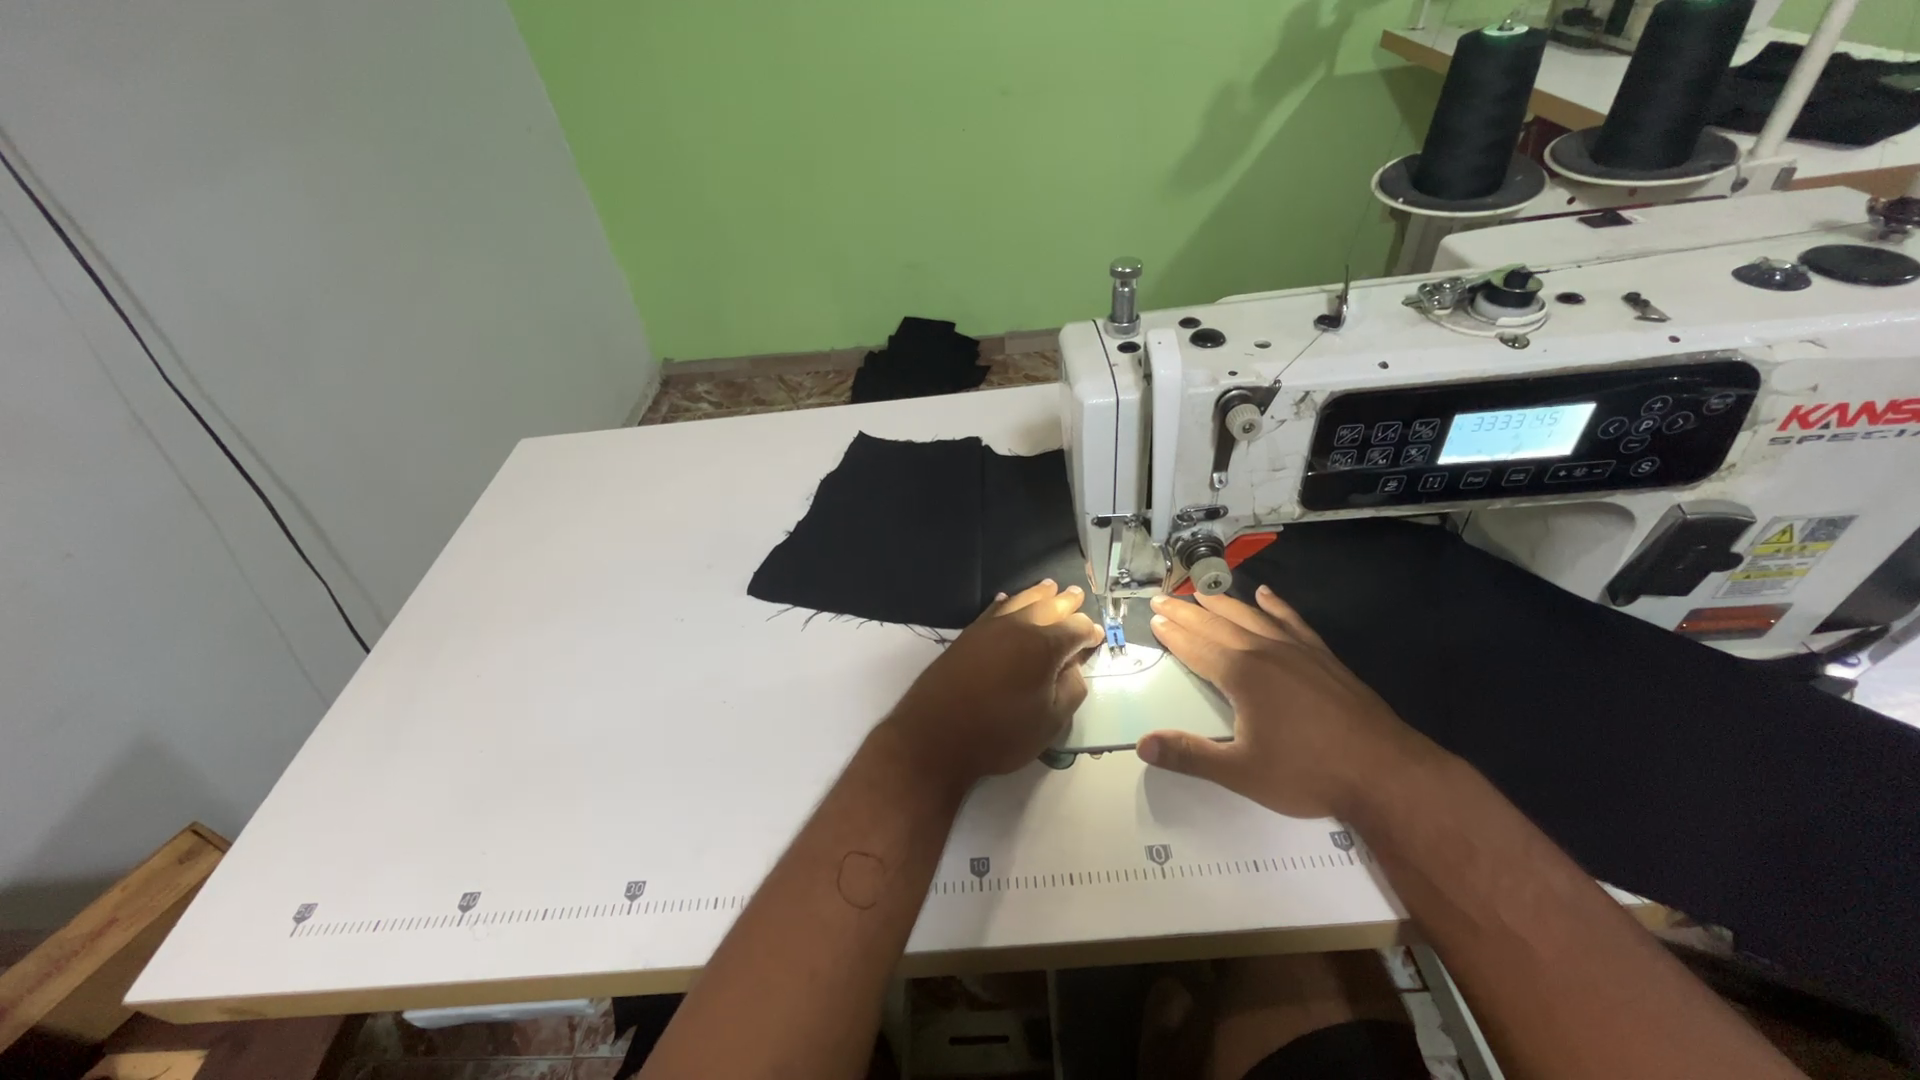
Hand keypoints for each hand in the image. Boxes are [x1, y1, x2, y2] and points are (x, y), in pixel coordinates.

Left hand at [885, 580, 1103, 789]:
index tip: (1095, 637)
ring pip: (1019, 601)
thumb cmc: (1000, 735)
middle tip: (1077, 595)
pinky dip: (1007, 602)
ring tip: (1050, 587)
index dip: (1088, 632)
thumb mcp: (1050, 722)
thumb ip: (1071, 689)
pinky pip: (993, 609)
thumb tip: (1074, 666)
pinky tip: (1008, 599)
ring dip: (1038, 594)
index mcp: (1044, 646)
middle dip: (1066, 602)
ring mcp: (989, 628)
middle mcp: (1018, 628)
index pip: (1075, 629)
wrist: (935, 737)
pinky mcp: (967, 636)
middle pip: (1048, 606)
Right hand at [1136, 586, 1437, 818]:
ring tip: (1202, 591)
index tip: (1154, 619)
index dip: (1173, 634)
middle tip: (1163, 599)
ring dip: (1224, 603)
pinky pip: (1292, 622)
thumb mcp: (1241, 772)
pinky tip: (1266, 595)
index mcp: (1242, 676)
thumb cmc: (1308, 773)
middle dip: (1188, 611)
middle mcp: (1266, 653)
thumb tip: (1143, 745)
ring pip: (1252, 617)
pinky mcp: (1324, 658)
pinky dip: (1276, 606)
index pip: (1197, 647)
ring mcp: (1298, 652)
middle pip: (1218, 625)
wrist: (1384, 771)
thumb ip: (1190, 756)